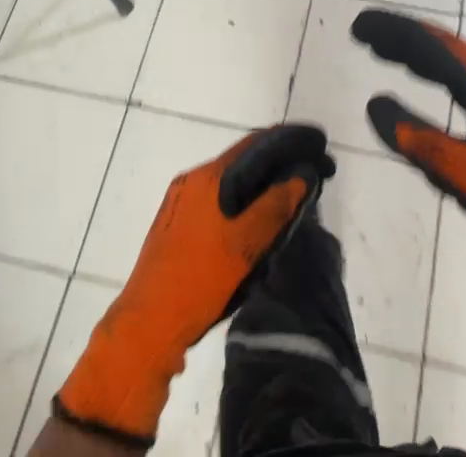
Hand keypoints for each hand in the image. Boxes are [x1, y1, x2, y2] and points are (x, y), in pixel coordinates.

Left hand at [55, 124, 334, 445]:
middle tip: (314, 175)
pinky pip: (220, 202)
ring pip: (231, 185)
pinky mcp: (179, 226)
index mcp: (205, 178)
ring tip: (295, 196)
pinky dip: (246, 203)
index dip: (288, 142)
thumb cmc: (198, 280)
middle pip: (242, 162)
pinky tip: (264, 219)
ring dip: (262, 186)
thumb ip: (274, 207)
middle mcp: (191, 183)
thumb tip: (301, 176)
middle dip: (279, 165)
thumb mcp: (244, 245)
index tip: (318, 146)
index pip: (254, 144)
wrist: (147, 325)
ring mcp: (182, 205)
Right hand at [352, 9, 465, 320]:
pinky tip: (430, 90)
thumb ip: (423, 142)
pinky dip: (438, 81)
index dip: (397, 32)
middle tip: (365, 36)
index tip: (363, 27)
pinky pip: (465, 88)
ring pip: (456, 69)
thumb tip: (376, 106)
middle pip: (445, 51)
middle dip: (403, 41)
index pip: (436, 46)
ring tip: (387, 54)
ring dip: (420, 59)